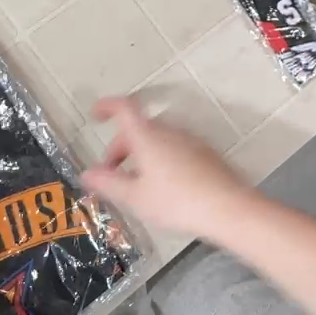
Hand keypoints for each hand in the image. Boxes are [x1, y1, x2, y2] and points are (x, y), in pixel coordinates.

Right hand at [83, 96, 264, 241]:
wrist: (228, 207)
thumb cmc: (176, 201)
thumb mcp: (135, 197)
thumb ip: (108, 183)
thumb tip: (87, 173)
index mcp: (148, 136)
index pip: (125, 108)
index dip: (108, 106)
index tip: (96, 114)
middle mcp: (170, 131)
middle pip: (139, 128)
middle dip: (120, 146)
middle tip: (112, 173)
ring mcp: (190, 140)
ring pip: (157, 139)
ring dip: (140, 154)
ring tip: (136, 184)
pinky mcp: (205, 153)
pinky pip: (174, 148)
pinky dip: (159, 158)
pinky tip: (163, 186)